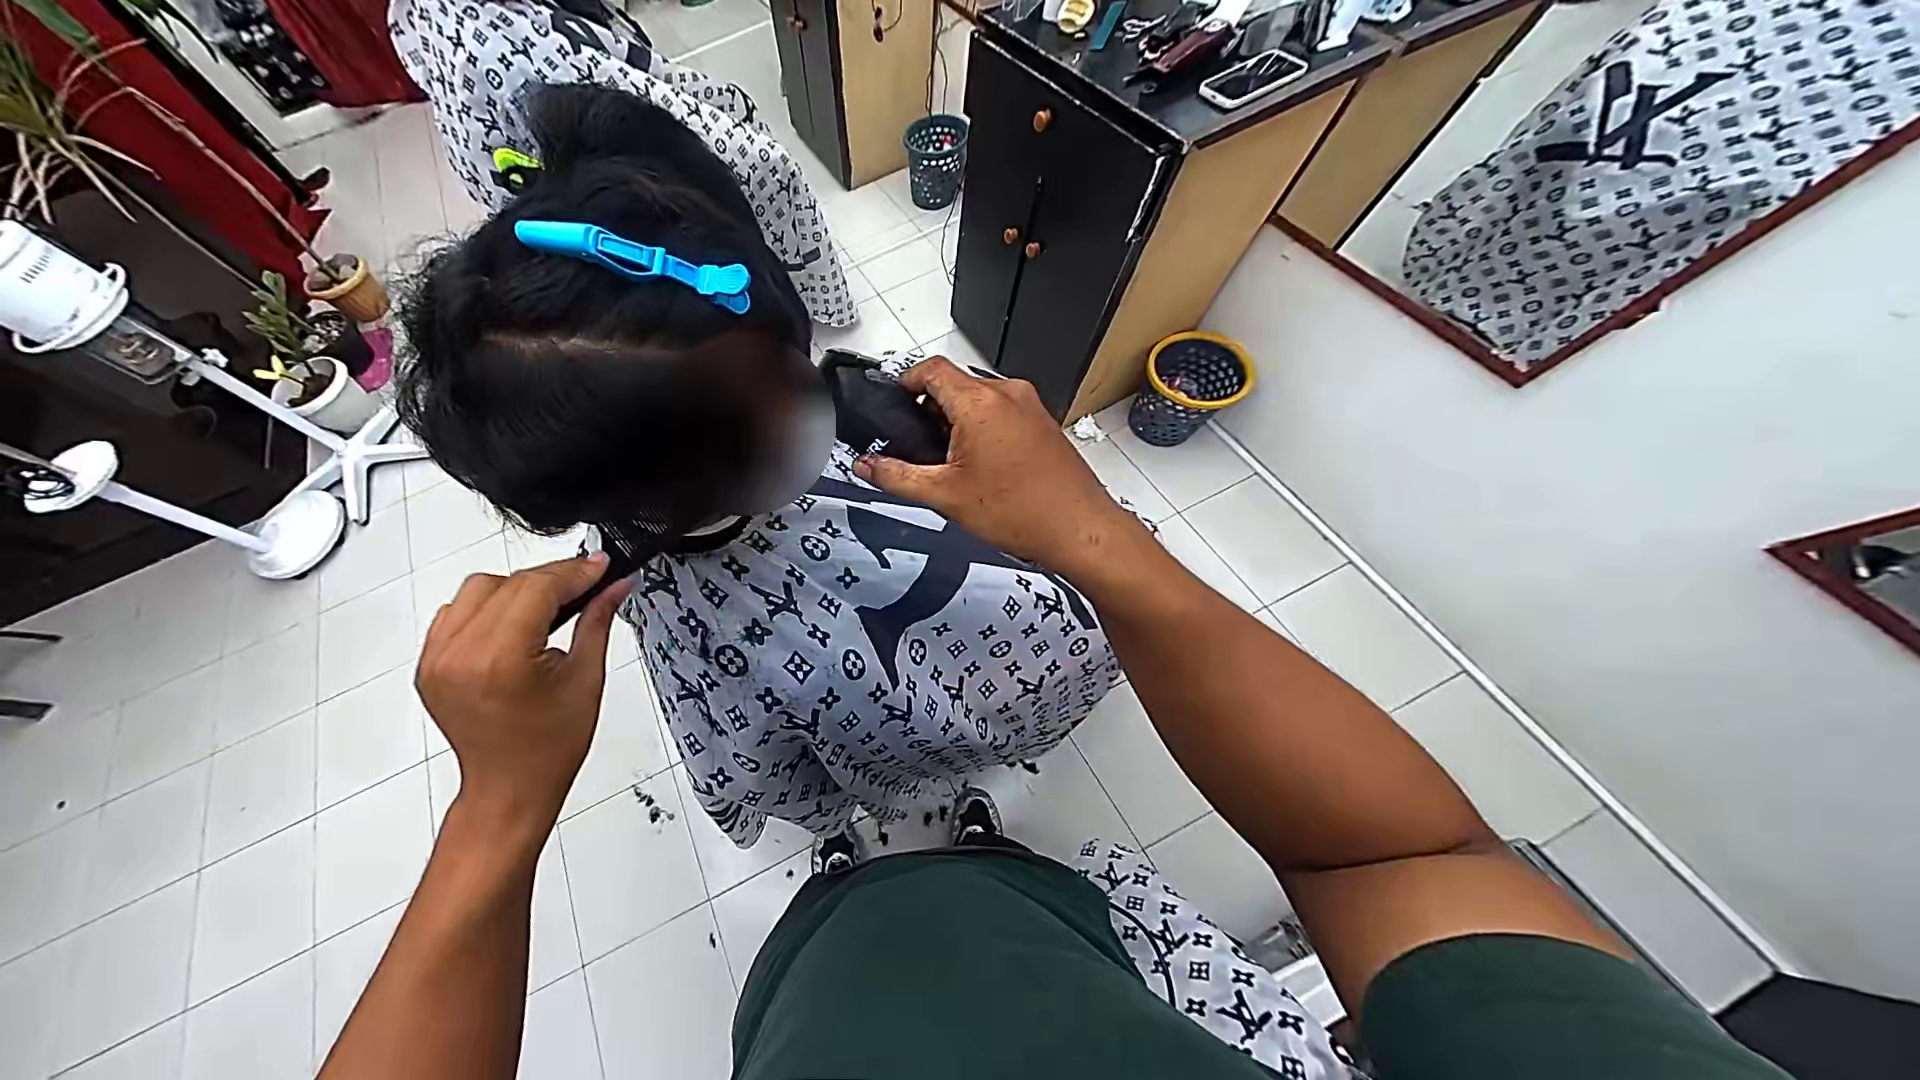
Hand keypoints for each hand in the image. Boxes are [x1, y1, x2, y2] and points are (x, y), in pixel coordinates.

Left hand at [415, 555, 631, 830]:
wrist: (510, 786)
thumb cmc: (549, 746)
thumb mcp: (587, 677)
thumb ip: (598, 620)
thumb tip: (615, 585)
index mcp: (499, 660)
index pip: (537, 588)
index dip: (575, 571)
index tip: (602, 566)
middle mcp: (458, 655)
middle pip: (508, 582)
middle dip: (554, 578)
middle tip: (589, 583)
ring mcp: (437, 659)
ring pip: (478, 589)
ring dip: (519, 588)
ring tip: (552, 605)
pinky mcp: (428, 664)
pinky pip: (455, 612)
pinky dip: (489, 606)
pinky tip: (517, 621)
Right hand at [853, 357, 1148, 578]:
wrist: (1078, 529)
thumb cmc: (1026, 511)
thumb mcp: (945, 496)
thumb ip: (897, 476)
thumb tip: (869, 465)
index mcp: (980, 402)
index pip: (930, 368)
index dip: (906, 381)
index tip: (897, 400)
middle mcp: (1008, 395)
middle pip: (955, 384)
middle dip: (932, 411)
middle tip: (921, 446)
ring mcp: (1030, 407)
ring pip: (980, 400)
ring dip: (960, 422)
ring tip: (956, 465)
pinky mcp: (1044, 423)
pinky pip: (1004, 413)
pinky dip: (986, 429)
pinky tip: (984, 468)